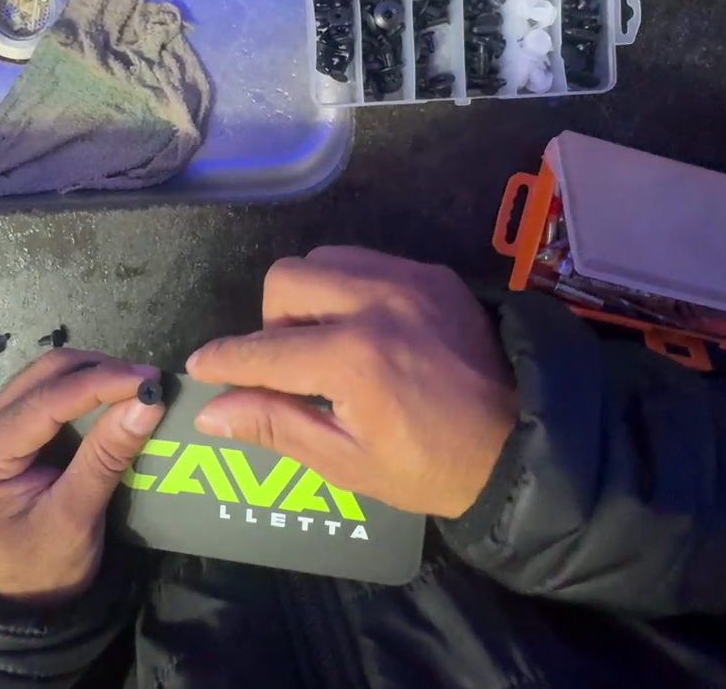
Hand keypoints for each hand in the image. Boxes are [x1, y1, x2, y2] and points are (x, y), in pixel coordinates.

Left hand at [0, 349, 163, 605]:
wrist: (12, 608)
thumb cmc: (38, 572)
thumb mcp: (75, 519)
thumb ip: (106, 457)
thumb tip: (148, 402)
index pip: (46, 400)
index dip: (101, 382)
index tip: (149, 380)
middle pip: (43, 375)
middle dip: (99, 371)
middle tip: (148, 382)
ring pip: (46, 376)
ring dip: (93, 374)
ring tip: (137, 388)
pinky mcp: (10, 432)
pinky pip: (48, 393)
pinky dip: (84, 388)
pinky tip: (114, 397)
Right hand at [186, 247, 516, 518]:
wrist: (526, 439)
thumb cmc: (432, 466)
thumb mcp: (349, 462)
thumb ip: (276, 426)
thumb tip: (210, 410)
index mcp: (354, 358)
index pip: (264, 351)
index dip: (224, 360)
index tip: (198, 366)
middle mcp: (376, 301)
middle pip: (285, 279)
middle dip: (272, 321)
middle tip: (295, 362)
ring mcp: (408, 279)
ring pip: (323, 259)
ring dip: (310, 296)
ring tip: (332, 339)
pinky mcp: (431, 271)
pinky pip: (365, 260)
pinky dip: (349, 288)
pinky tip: (370, 325)